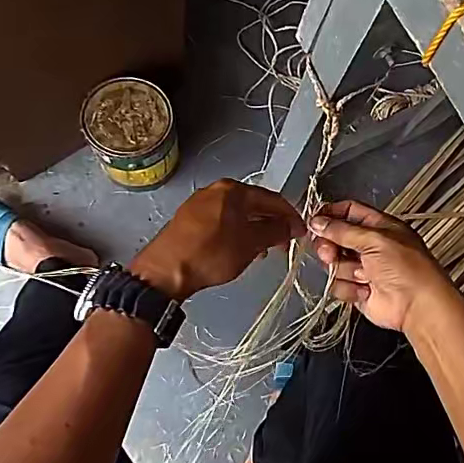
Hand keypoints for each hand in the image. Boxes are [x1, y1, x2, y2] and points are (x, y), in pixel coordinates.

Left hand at [130, 179, 304, 300]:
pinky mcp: (189, 219)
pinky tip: (239, 249)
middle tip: (283, 243)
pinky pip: (222, 220)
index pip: (273, 199)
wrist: (164, 272)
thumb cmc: (208, 255)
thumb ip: (276, 231)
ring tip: (262, 250)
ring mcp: (200, 204)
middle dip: (272, 223)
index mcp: (233, 190)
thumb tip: (291, 226)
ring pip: (238, 213)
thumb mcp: (252, 243)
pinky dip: (236, 232)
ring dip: (254, 229)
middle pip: (255, 204)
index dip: (290, 217)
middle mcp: (215, 190)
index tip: (299, 232)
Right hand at [308, 200, 463, 332]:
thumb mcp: (374, 240)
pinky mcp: (359, 289)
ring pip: (334, 263)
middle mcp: (371, 245)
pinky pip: (338, 285)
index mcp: (379, 226)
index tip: (314, 221)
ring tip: (362, 274)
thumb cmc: (408, 268)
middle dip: (330, 246)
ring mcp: (364, 268)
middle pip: (336, 238)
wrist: (417, 304)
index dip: (330, 215)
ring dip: (345, 270)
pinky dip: (350, 288)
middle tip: (330, 252)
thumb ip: (342, 230)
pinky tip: (366, 289)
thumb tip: (318, 222)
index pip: (349, 212)